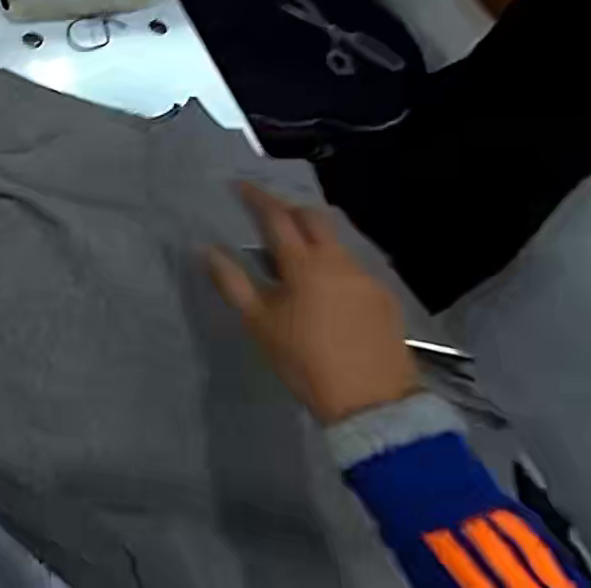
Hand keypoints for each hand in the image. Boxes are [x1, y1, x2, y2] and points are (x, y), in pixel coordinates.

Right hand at [206, 183, 420, 423]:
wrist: (373, 404)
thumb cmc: (305, 361)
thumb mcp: (260, 323)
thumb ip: (232, 282)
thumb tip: (206, 249)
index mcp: (303, 263)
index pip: (277, 216)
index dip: (257, 197)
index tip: (240, 185)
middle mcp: (337, 260)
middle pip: (312, 217)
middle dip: (289, 208)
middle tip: (268, 214)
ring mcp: (365, 277)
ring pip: (335, 240)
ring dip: (312, 235)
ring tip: (295, 253)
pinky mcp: (383, 297)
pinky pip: (352, 264)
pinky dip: (332, 262)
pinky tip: (326, 286)